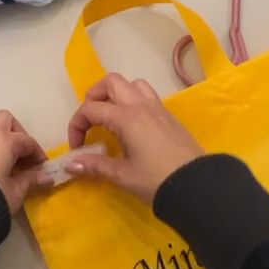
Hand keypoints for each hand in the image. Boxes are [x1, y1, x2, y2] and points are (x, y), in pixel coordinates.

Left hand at [0, 110, 52, 212]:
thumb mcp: (15, 191)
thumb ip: (31, 181)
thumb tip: (47, 178)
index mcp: (4, 140)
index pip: (27, 141)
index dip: (37, 153)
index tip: (41, 167)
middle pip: (5, 120)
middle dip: (16, 134)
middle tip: (22, 155)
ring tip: (5, 163)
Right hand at [63, 73, 203, 203]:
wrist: (199, 186)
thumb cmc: (158, 180)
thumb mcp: (123, 176)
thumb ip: (95, 166)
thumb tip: (69, 164)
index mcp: (126, 117)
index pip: (90, 108)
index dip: (76, 125)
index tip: (77, 148)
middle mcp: (140, 105)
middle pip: (111, 82)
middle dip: (94, 96)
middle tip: (90, 121)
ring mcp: (157, 108)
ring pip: (132, 84)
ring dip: (116, 94)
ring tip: (110, 118)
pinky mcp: (169, 116)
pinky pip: (146, 95)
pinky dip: (133, 101)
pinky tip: (132, 126)